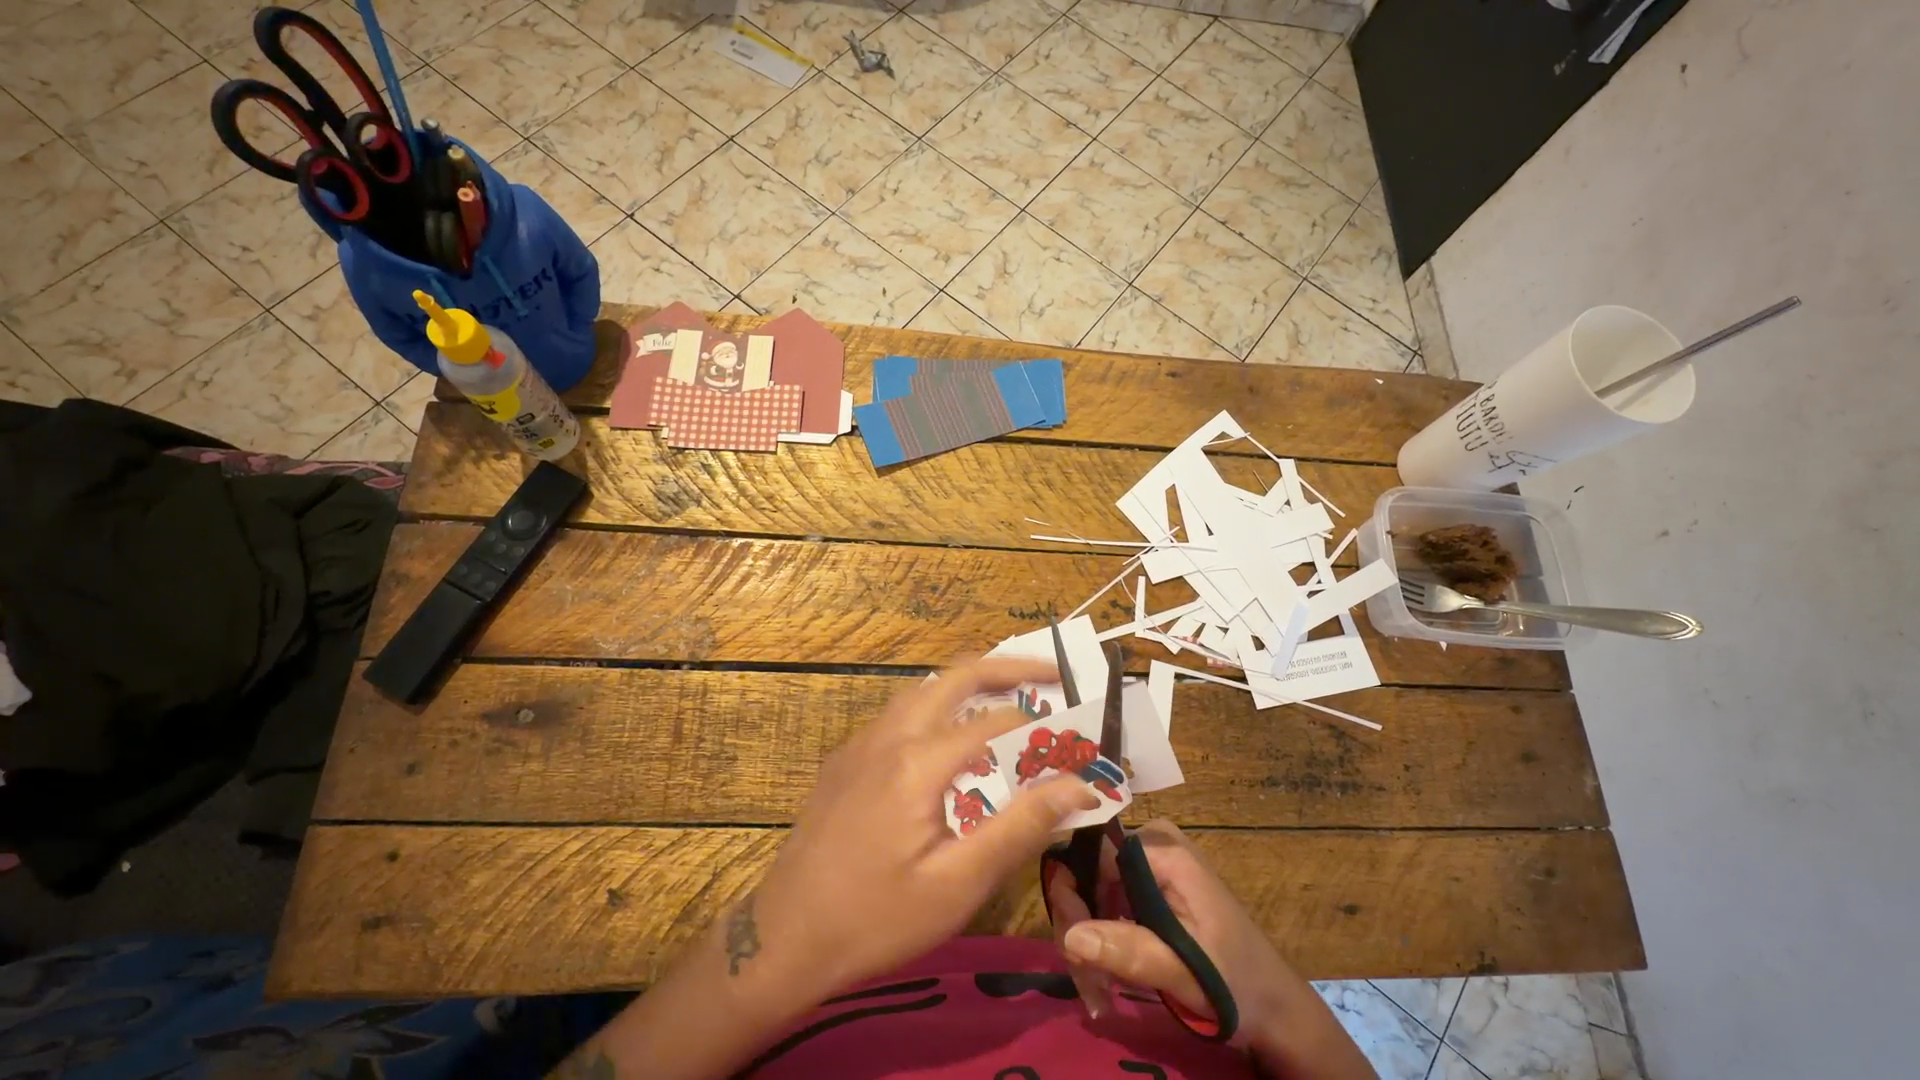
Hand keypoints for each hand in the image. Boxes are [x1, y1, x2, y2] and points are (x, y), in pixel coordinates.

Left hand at [745, 657, 1101, 1001]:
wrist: (784, 940)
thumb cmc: (877, 919)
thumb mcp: (958, 884)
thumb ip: (1019, 826)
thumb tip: (1079, 784)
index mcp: (919, 761)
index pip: (996, 722)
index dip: (1044, 731)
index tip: (1081, 744)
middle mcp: (888, 736)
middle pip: (955, 677)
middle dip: (1008, 669)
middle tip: (1053, 676)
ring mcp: (859, 745)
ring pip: (922, 690)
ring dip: (968, 685)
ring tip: (1010, 700)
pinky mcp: (843, 763)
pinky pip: (899, 715)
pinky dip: (936, 708)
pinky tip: (949, 744)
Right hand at [1053, 820, 1359, 1070]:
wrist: (1275, 1006)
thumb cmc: (1236, 986)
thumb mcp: (1184, 972)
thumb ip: (1131, 951)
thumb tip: (1071, 935)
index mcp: (1164, 852)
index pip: (1090, 854)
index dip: (1071, 897)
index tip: (1070, 949)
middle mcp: (1155, 843)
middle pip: (1088, 871)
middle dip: (1078, 926)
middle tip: (1087, 983)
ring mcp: (1155, 862)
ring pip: (1094, 888)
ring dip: (1088, 938)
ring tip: (1098, 990)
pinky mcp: (1155, 883)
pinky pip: (1109, 897)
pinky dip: (1102, 936)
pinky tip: (1107, 975)